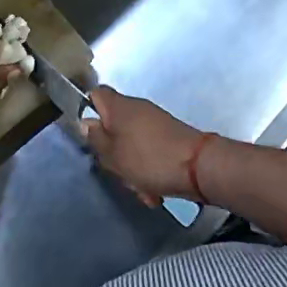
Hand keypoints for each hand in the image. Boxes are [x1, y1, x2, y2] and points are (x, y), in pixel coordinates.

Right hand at [83, 86, 209, 204]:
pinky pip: (149, 152)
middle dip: (111, 150)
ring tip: (139, 188)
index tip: (88, 135)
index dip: (87, 111)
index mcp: (118, 107)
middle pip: (112, 125)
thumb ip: (95, 138)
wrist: (200, 168)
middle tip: (115, 169)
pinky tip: (153, 191)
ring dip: (131, 167)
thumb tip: (86, 123)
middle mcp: (136, 109)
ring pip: (130, 143)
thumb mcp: (112, 154)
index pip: (95, 94)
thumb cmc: (148, 158)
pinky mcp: (170, 138)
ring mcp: (155, 123)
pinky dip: (148, 170)